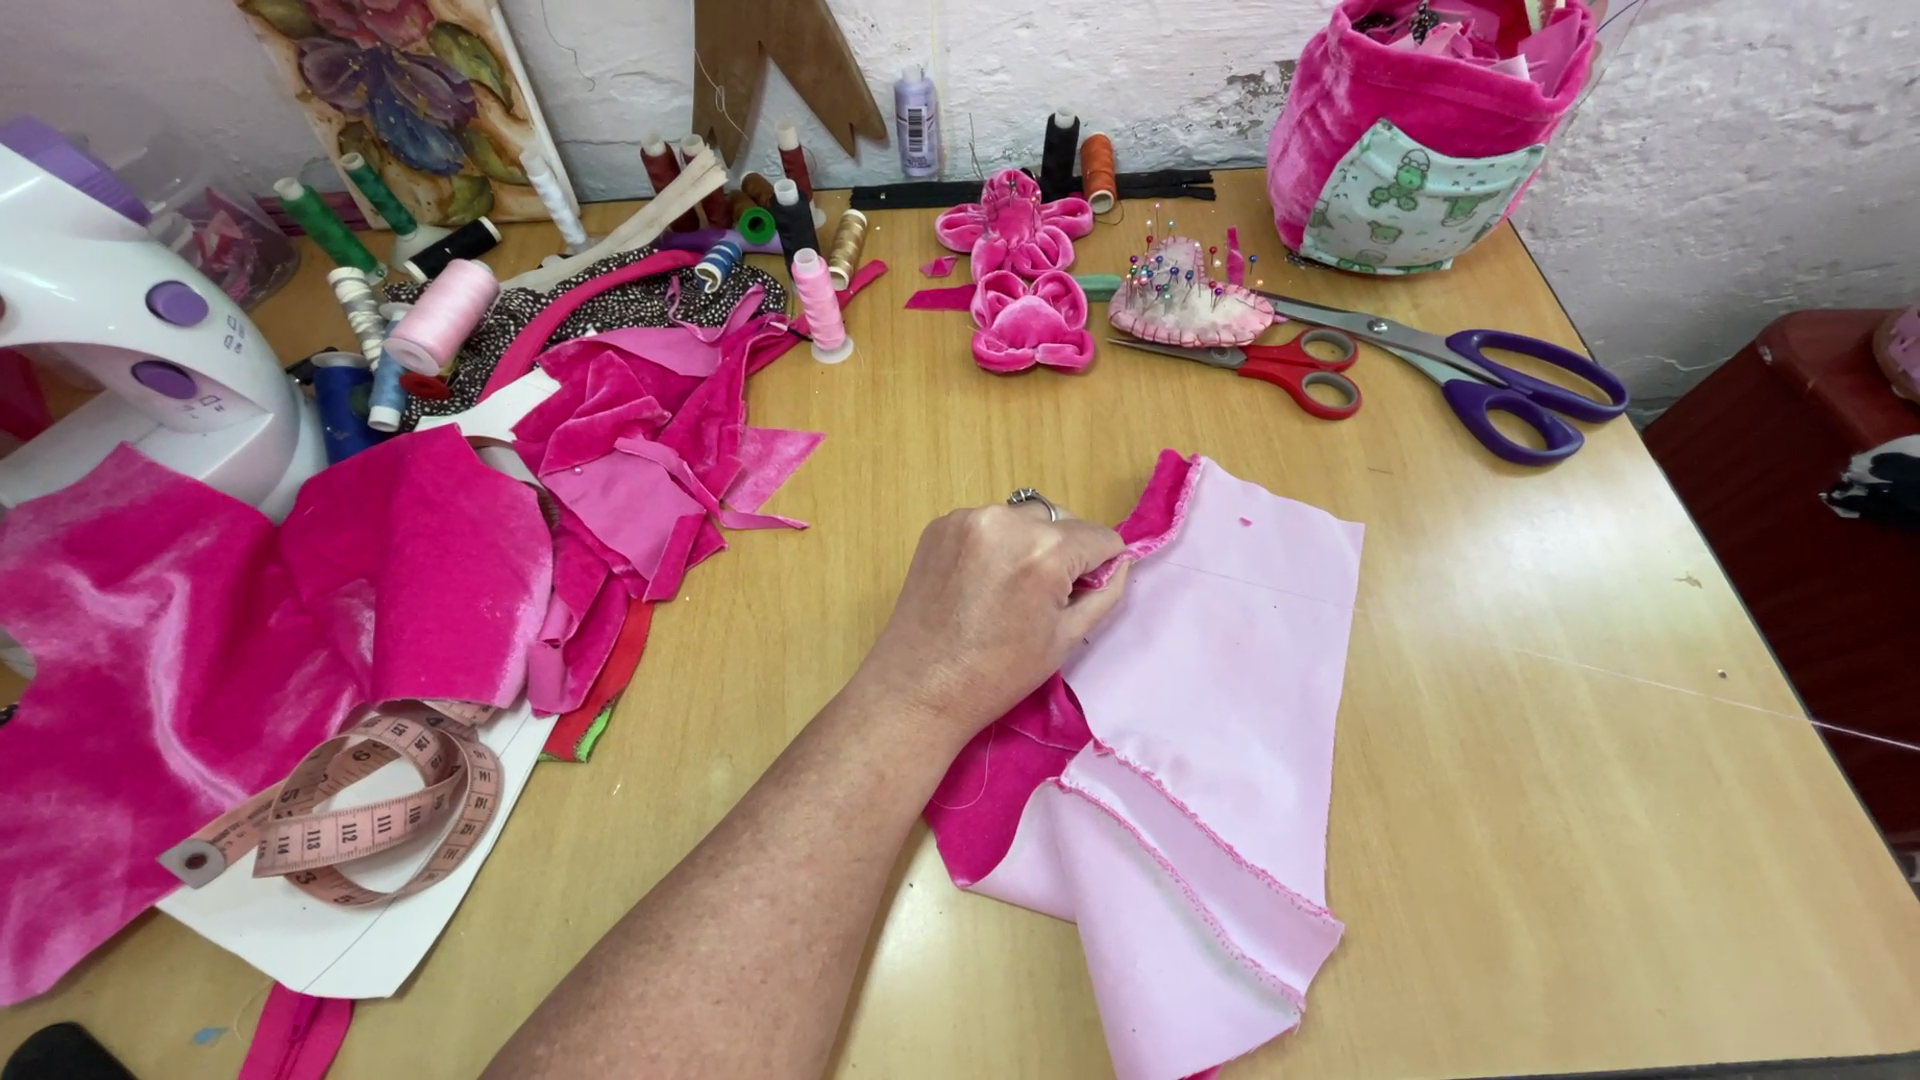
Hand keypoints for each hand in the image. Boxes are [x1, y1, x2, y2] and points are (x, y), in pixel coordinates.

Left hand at [849, 499, 1128, 748]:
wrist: (919, 686)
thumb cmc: (997, 674)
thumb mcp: (1066, 639)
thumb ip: (1104, 593)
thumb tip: (1118, 563)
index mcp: (1044, 552)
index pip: (1101, 537)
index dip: (1101, 565)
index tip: (1083, 592)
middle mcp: (1007, 521)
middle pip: (1061, 522)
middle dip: (1064, 551)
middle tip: (1042, 595)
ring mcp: (968, 518)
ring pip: (1023, 519)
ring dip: (1028, 543)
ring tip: (1007, 587)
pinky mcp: (940, 524)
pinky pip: (988, 523)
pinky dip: (994, 543)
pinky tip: (979, 580)